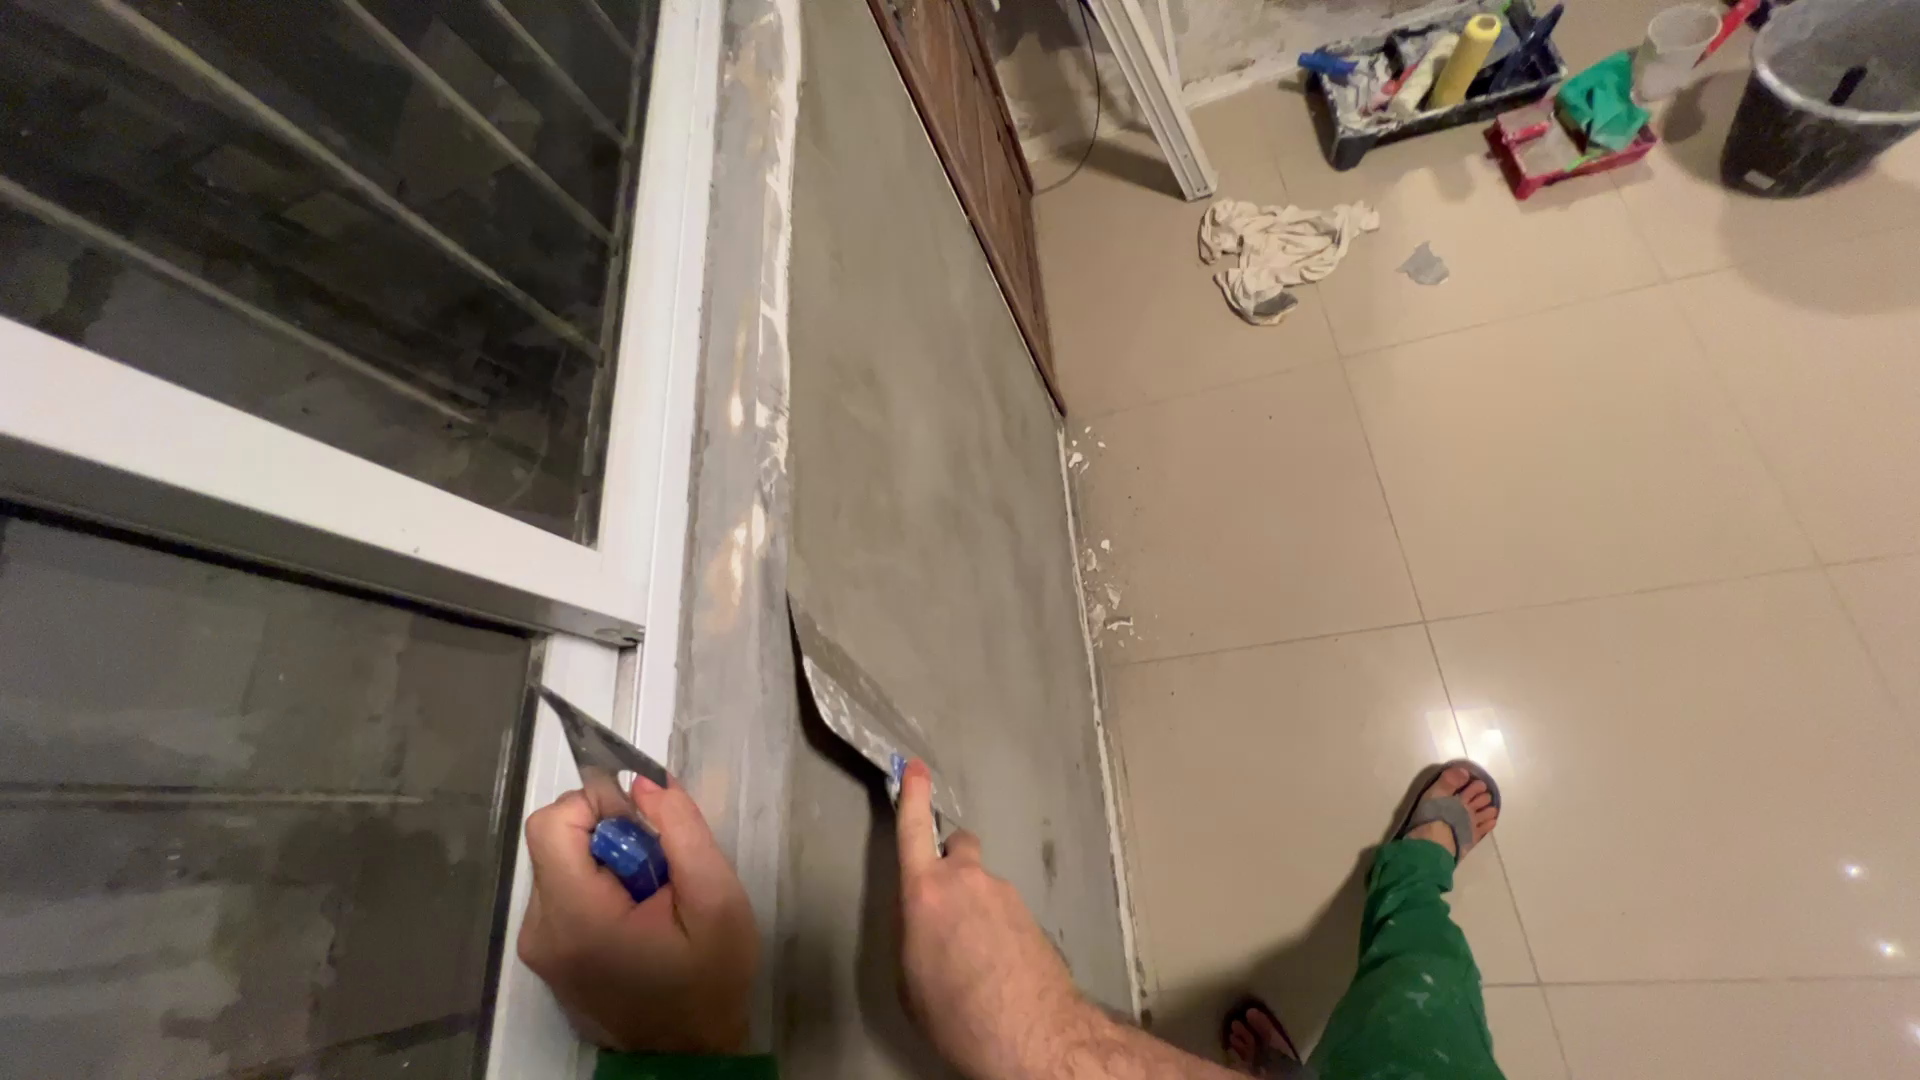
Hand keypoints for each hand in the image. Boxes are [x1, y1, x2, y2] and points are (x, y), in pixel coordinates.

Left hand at [518, 776, 757, 1054]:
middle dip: (611, 833)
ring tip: (654, 893)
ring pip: (562, 860)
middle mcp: (541, 929)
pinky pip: (564, 888)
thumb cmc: (709, 978)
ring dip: (608, 858)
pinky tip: (639, 911)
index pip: (552, 823)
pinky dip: (600, 882)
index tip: (644, 824)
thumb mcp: (715, 897)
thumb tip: (644, 780)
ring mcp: (539, 945)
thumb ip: (681, 831)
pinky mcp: (548, 953)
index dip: (597, 803)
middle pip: (557, 839)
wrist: (689, 1055)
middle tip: (660, 864)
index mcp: (576, 916)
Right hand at [895, 760, 1090, 1079]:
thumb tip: (925, 920)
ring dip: (976, 904)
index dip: (913, 795)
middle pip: (958, 846)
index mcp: (925, 892)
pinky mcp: (1030, 912)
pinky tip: (999, 964)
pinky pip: (1004, 907)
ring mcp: (1003, 891)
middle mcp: (966, 879)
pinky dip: (998, 925)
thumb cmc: (953, 1012)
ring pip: (983, 882)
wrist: (1030, 1033)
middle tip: (948, 902)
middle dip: (950, 862)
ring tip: (976, 956)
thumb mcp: (909, 978)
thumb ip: (913, 930)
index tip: (916, 767)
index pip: (914, 830)